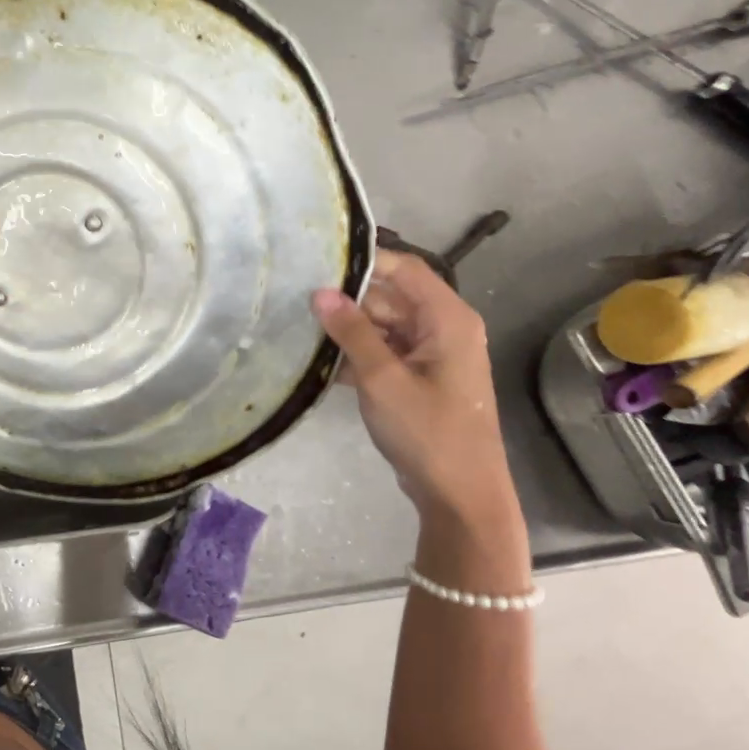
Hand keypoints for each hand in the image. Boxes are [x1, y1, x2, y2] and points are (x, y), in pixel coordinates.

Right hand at [311, 249, 517, 527]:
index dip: (364, 262)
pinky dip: (351, 354)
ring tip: (293, 327)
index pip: (404, 270)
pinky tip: (314, 363)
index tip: (315, 262)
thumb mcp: (382, 378)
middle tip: (291, 299)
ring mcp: (428, 354)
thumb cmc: (426, 430)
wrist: (457, 487)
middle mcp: (442, 328)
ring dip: (344, 330)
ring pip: (379, 326)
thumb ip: (351, 333)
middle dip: (345, 299)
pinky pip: (379, 352)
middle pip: (389, 298)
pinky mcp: (414, 377)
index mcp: (448, 319)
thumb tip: (320, 292)